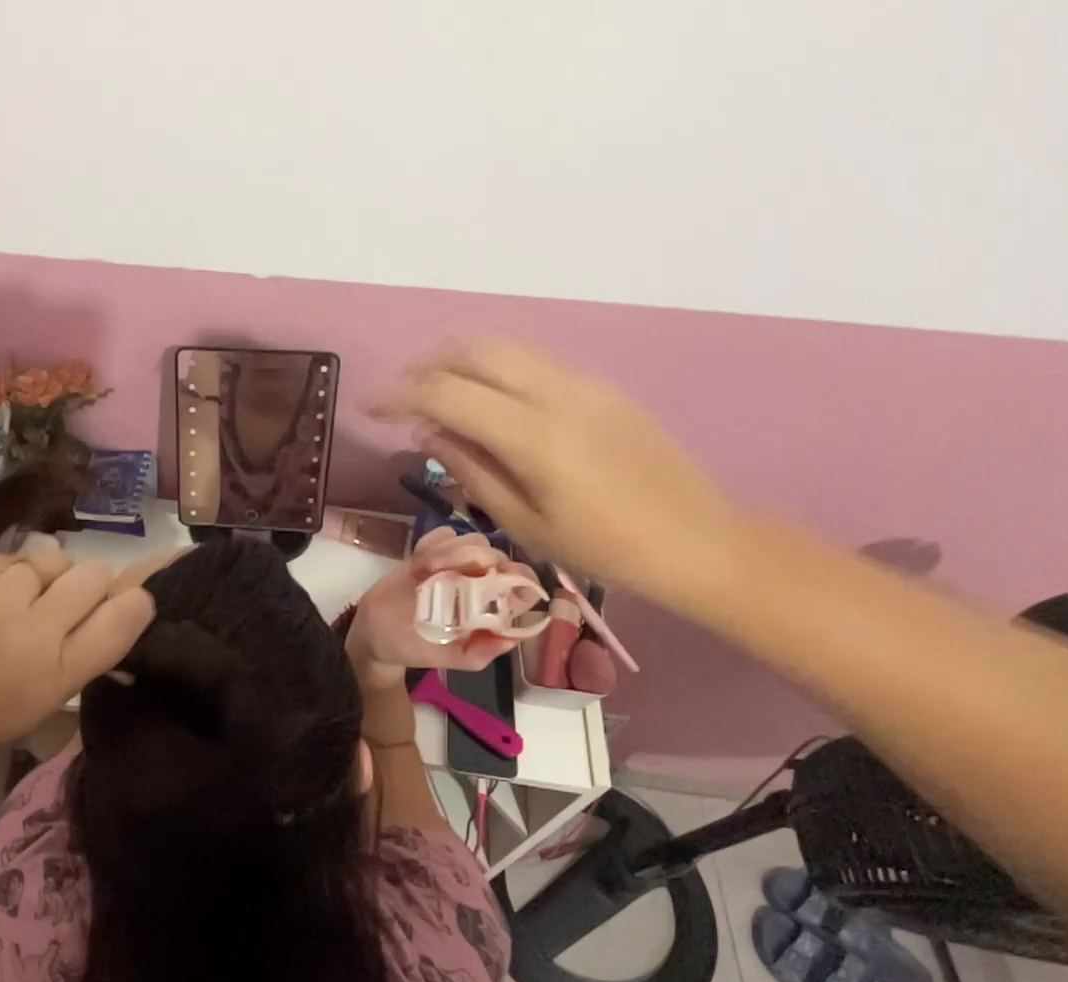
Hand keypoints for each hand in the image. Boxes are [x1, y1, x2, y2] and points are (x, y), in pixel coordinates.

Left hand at [0, 551, 154, 778]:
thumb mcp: (40, 702)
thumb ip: (84, 654)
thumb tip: (120, 607)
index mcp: (57, 674)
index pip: (125, 615)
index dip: (134, 604)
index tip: (124, 607)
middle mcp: (32, 629)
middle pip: (95, 577)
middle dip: (93, 586)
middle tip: (66, 608)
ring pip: (52, 559)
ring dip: (48, 577)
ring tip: (22, 603)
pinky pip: (11, 557)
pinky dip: (11, 573)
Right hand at [347, 528, 528, 684]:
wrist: (375, 635)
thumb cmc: (414, 647)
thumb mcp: (447, 657)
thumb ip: (478, 653)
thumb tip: (510, 639)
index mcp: (489, 607)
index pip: (521, 583)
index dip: (517, 576)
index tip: (496, 578)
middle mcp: (477, 582)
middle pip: (496, 554)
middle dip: (479, 558)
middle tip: (452, 572)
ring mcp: (453, 565)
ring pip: (471, 540)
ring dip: (453, 550)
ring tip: (430, 569)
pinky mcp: (428, 553)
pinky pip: (442, 535)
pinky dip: (434, 543)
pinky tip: (419, 562)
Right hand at [374, 340, 741, 601]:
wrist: (697, 540)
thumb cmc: (604, 548)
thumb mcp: (525, 524)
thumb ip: (471, 471)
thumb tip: (429, 434)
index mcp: (534, 435)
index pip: (447, 394)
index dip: (400, 396)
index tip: (370, 411)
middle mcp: (557, 392)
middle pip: (475, 350)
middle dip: (427, 365)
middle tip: (400, 396)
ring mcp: (583, 383)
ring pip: (505, 347)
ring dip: (459, 361)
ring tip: (434, 394)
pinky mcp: (600, 387)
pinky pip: (533, 362)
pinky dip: (494, 369)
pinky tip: (485, 403)